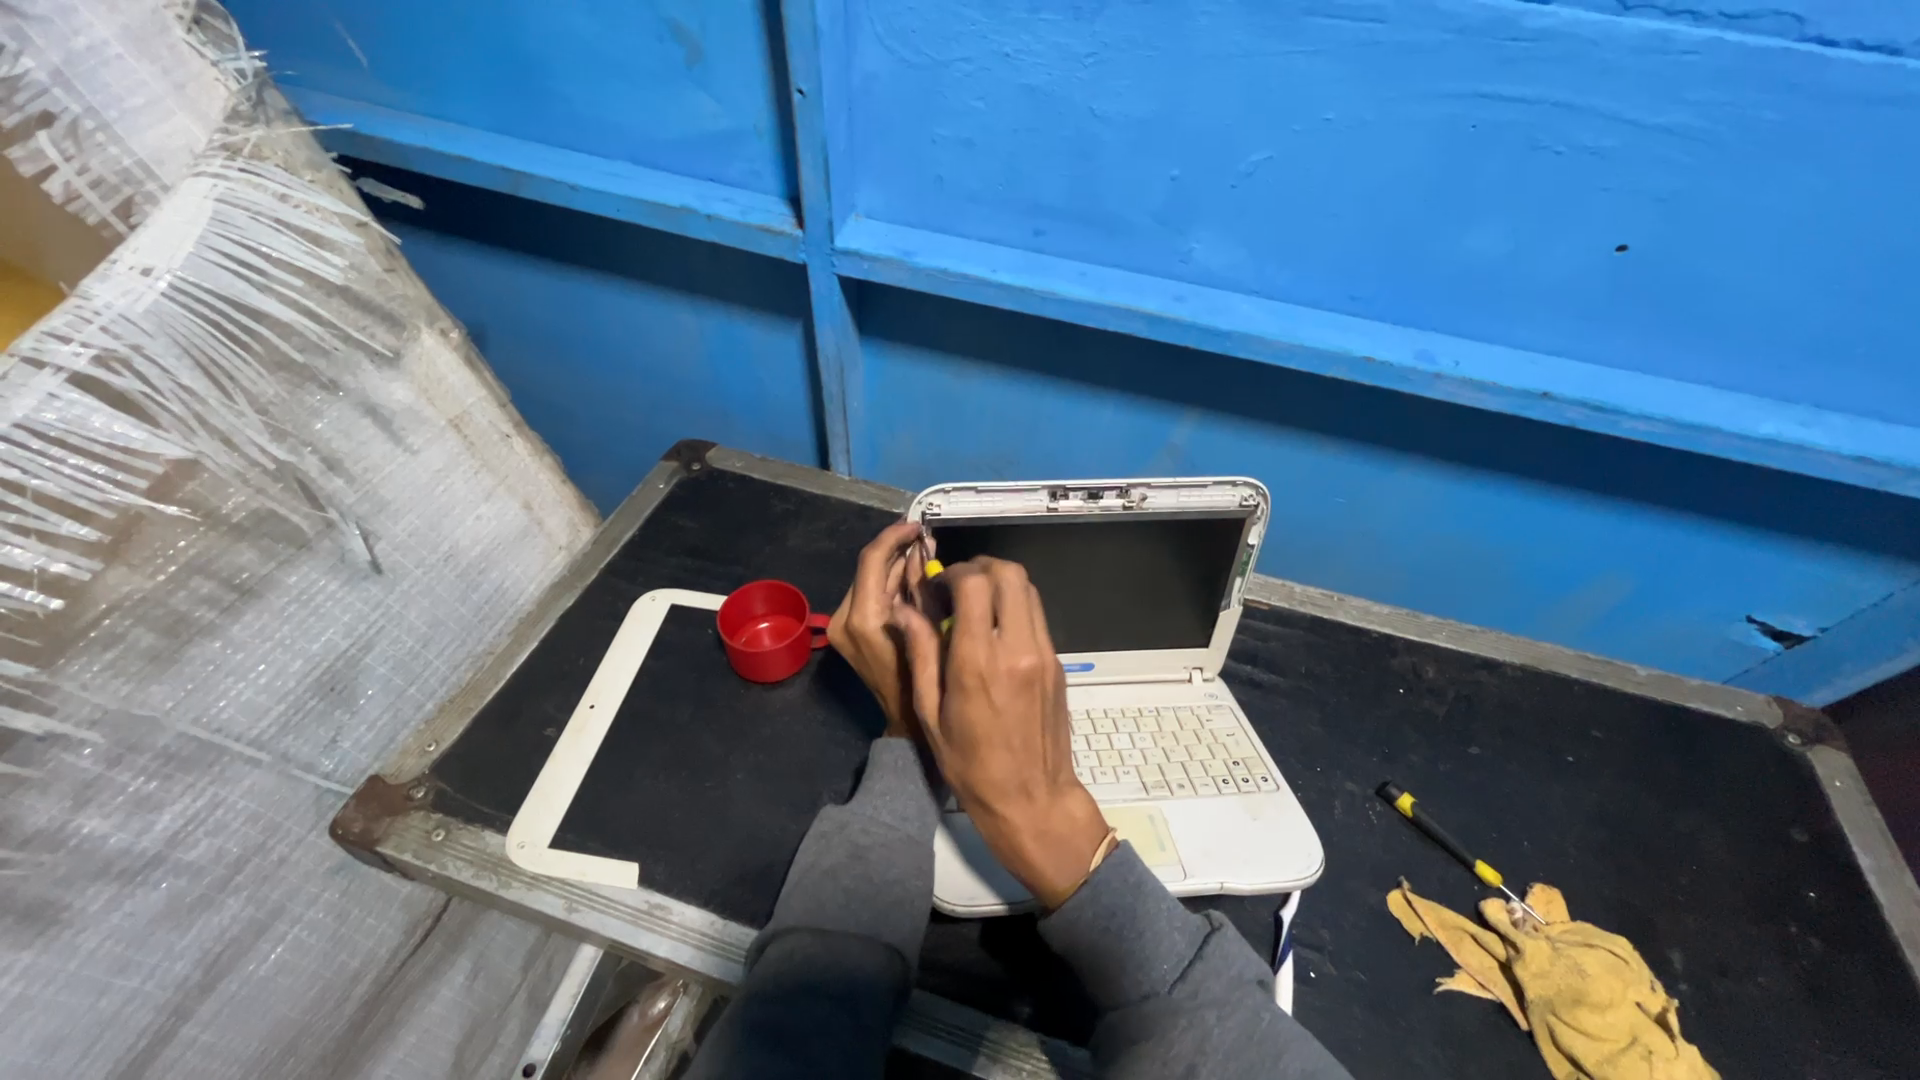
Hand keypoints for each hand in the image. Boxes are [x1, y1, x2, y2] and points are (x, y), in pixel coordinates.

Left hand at [826, 521, 923, 736]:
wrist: (905, 722)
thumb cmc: (925, 681)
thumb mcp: (930, 628)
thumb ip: (923, 586)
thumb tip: (922, 549)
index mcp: (864, 618)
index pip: (872, 560)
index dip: (894, 536)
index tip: (917, 526)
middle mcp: (845, 618)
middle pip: (868, 567)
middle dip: (896, 549)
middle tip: (925, 538)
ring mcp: (842, 625)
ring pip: (868, 580)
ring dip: (893, 564)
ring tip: (922, 552)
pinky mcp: (846, 631)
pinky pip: (868, 595)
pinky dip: (888, 583)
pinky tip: (911, 576)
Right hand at [893, 557, 1109, 908]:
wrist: (1033, 799)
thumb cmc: (971, 765)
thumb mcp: (930, 713)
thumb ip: (920, 654)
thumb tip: (904, 610)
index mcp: (978, 662)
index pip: (975, 584)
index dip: (954, 574)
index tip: (938, 587)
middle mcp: (1017, 648)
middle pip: (1009, 574)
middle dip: (980, 568)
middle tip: (958, 586)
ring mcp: (1044, 654)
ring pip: (1028, 589)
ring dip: (1001, 584)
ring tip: (976, 605)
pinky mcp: (1058, 663)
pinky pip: (1037, 617)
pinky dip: (1015, 608)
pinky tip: (995, 632)